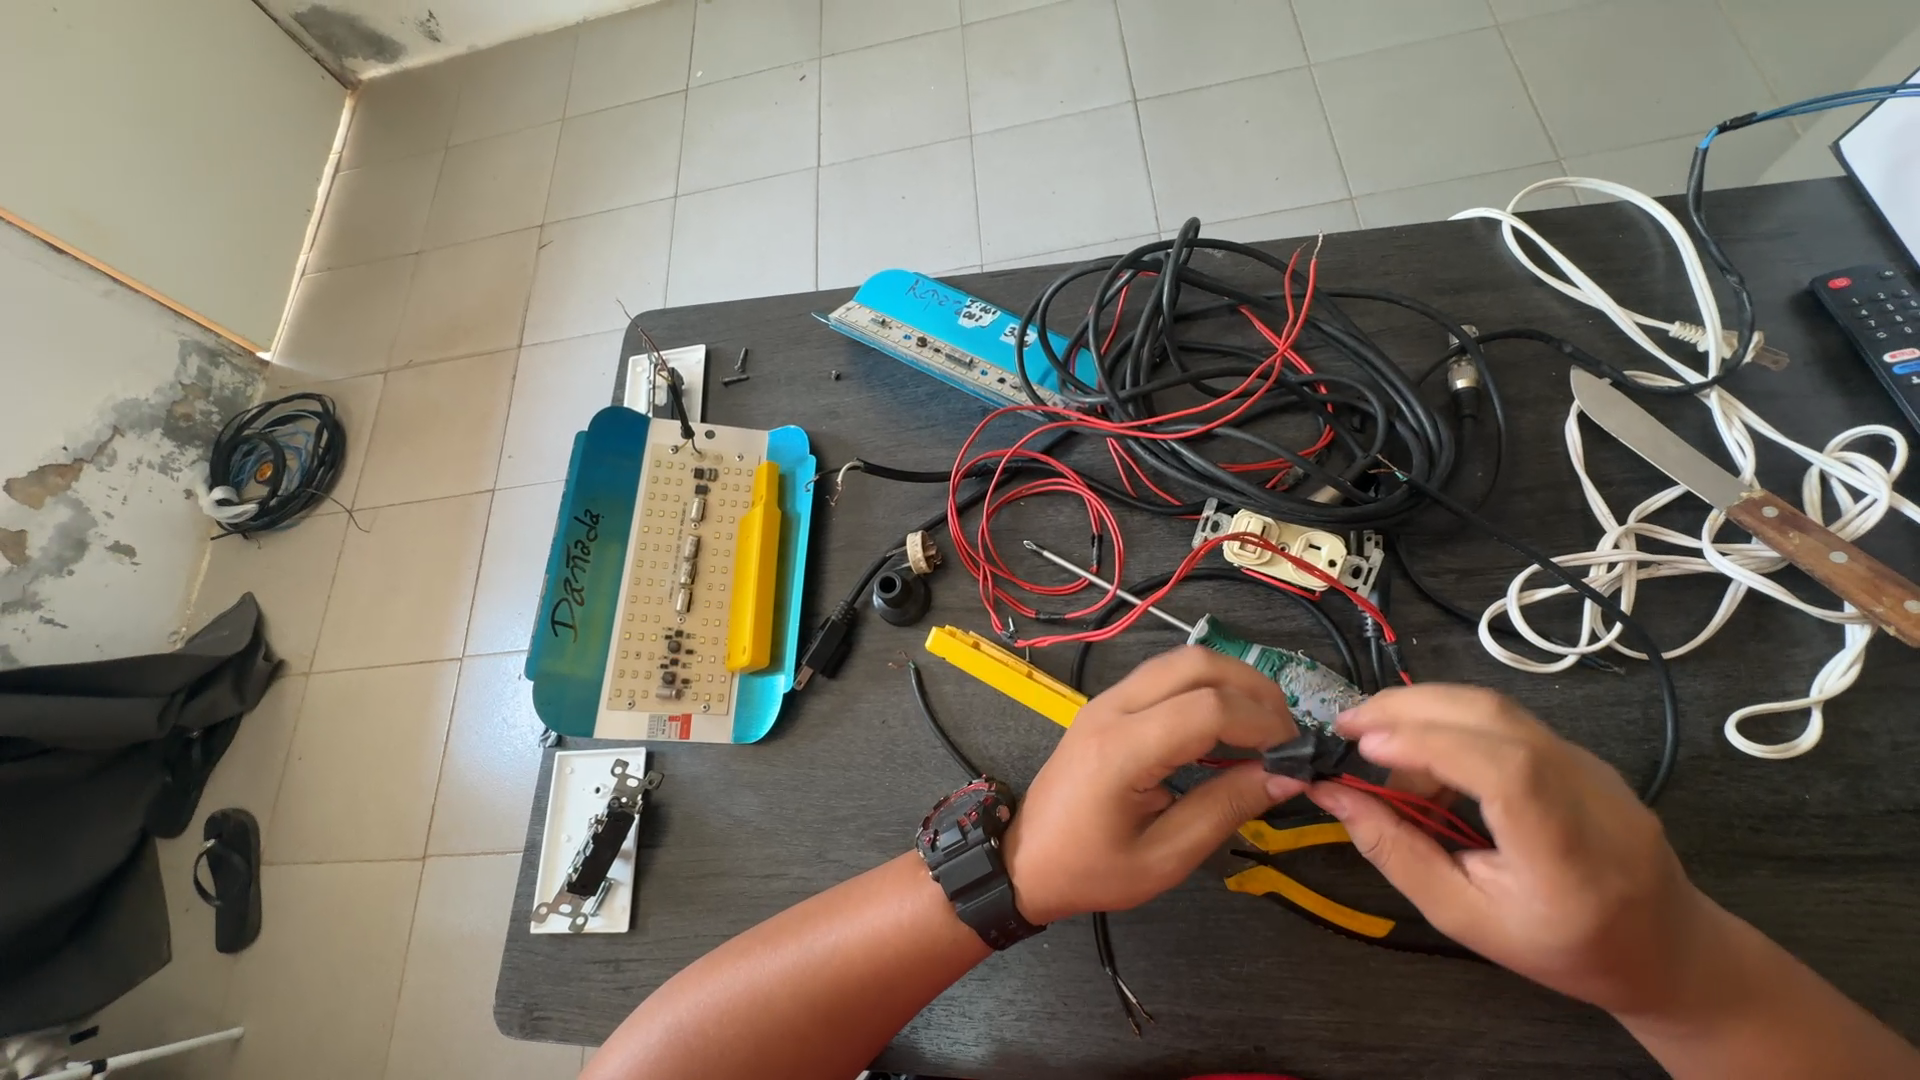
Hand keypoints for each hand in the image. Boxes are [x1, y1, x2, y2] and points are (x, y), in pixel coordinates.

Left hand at [1001, 646, 1306, 925]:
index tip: (1295, 753)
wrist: (1026, 858)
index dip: (1261, 723)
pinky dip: (1205, 685)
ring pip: (1179, 660)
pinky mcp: (1107, 703)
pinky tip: (1227, 721)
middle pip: (1195, 663)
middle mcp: (1112, 708)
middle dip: (1253, 687)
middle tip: (1286, 730)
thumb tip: (1286, 776)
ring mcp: (1106, 699)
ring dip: (1231, 680)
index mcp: (1121, 750)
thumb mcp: (1164, 858)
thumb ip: (1225, 809)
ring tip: (1265, 724)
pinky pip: (1164, 675)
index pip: (1206, 708)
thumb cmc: (1090, 869)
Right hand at [1309, 684, 1717, 1016]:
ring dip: (1421, 709)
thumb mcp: (1464, 916)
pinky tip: (1421, 752)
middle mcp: (1590, 794)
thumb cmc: (1562, 947)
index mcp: (1570, 856)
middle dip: (1408, 708)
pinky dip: (1446, 720)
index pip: (1507, 772)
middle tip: (1347, 724)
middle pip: (1494, 716)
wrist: (1671, 951)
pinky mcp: (1580, 752)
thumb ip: (1394, 852)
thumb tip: (1330, 792)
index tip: (1364, 746)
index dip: (1431, 746)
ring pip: (1493, 707)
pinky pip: (1502, 718)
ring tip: (1375, 741)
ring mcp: (1592, 764)